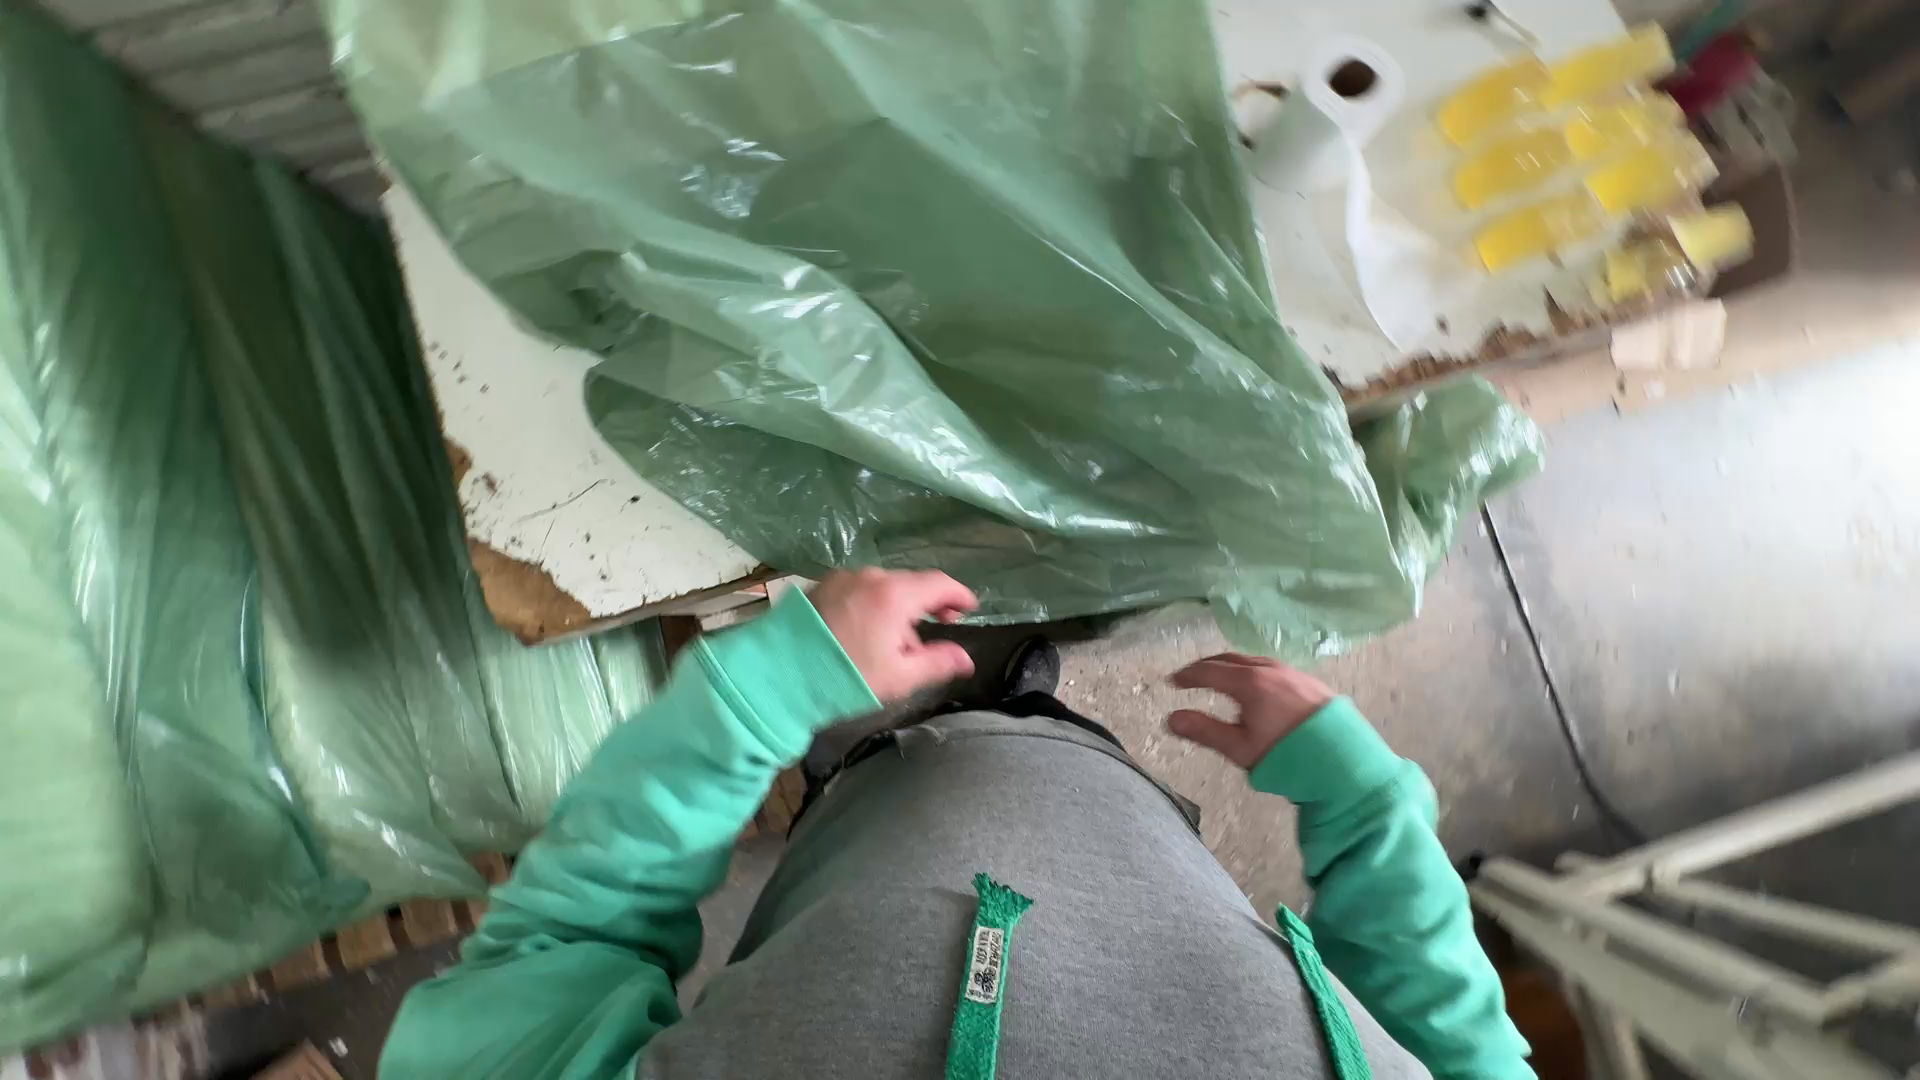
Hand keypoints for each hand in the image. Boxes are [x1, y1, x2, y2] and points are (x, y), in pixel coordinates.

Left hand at [808, 568, 977, 701]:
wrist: (777, 675)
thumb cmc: (845, 678)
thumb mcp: (899, 678)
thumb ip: (938, 663)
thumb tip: (966, 658)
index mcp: (894, 595)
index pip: (939, 583)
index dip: (958, 594)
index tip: (969, 607)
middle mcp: (870, 576)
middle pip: (910, 584)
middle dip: (927, 605)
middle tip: (936, 628)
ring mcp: (842, 578)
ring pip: (883, 587)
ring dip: (897, 607)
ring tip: (894, 641)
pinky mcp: (820, 586)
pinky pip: (858, 589)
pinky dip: (871, 604)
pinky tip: (865, 631)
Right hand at [1164, 653, 1334, 769]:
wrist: (1348, 764)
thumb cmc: (1288, 758)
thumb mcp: (1240, 749)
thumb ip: (1204, 731)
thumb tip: (1171, 718)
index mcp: (1250, 682)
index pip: (1209, 671)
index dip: (1188, 676)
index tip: (1173, 681)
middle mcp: (1270, 669)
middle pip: (1230, 659)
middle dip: (1207, 666)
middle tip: (1191, 677)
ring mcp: (1293, 673)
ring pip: (1253, 661)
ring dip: (1231, 666)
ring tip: (1220, 679)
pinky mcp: (1310, 682)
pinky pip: (1272, 668)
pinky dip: (1252, 671)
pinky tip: (1255, 686)